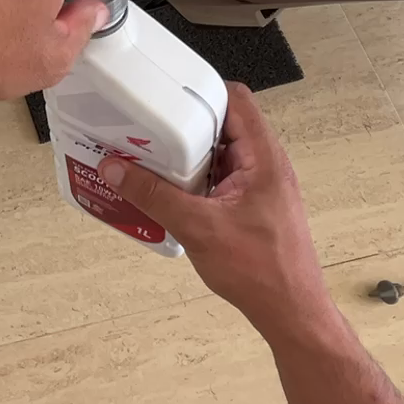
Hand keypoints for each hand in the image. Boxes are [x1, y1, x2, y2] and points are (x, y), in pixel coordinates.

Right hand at [98, 82, 333, 341]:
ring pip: (216, 152)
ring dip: (184, 153)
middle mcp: (264, 164)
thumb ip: (153, 195)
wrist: (291, 314)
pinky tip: (161, 189)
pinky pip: (215, 177)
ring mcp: (257, 186)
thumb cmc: (257, 270)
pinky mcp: (249, 205)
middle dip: (182, 122)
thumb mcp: (197, 227)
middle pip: (222, 124)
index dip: (200, 89)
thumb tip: (112, 166)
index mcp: (263, 157)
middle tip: (142, 125)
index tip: (163, 92)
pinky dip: (190, 178)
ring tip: (144, 154)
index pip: (236, 100)